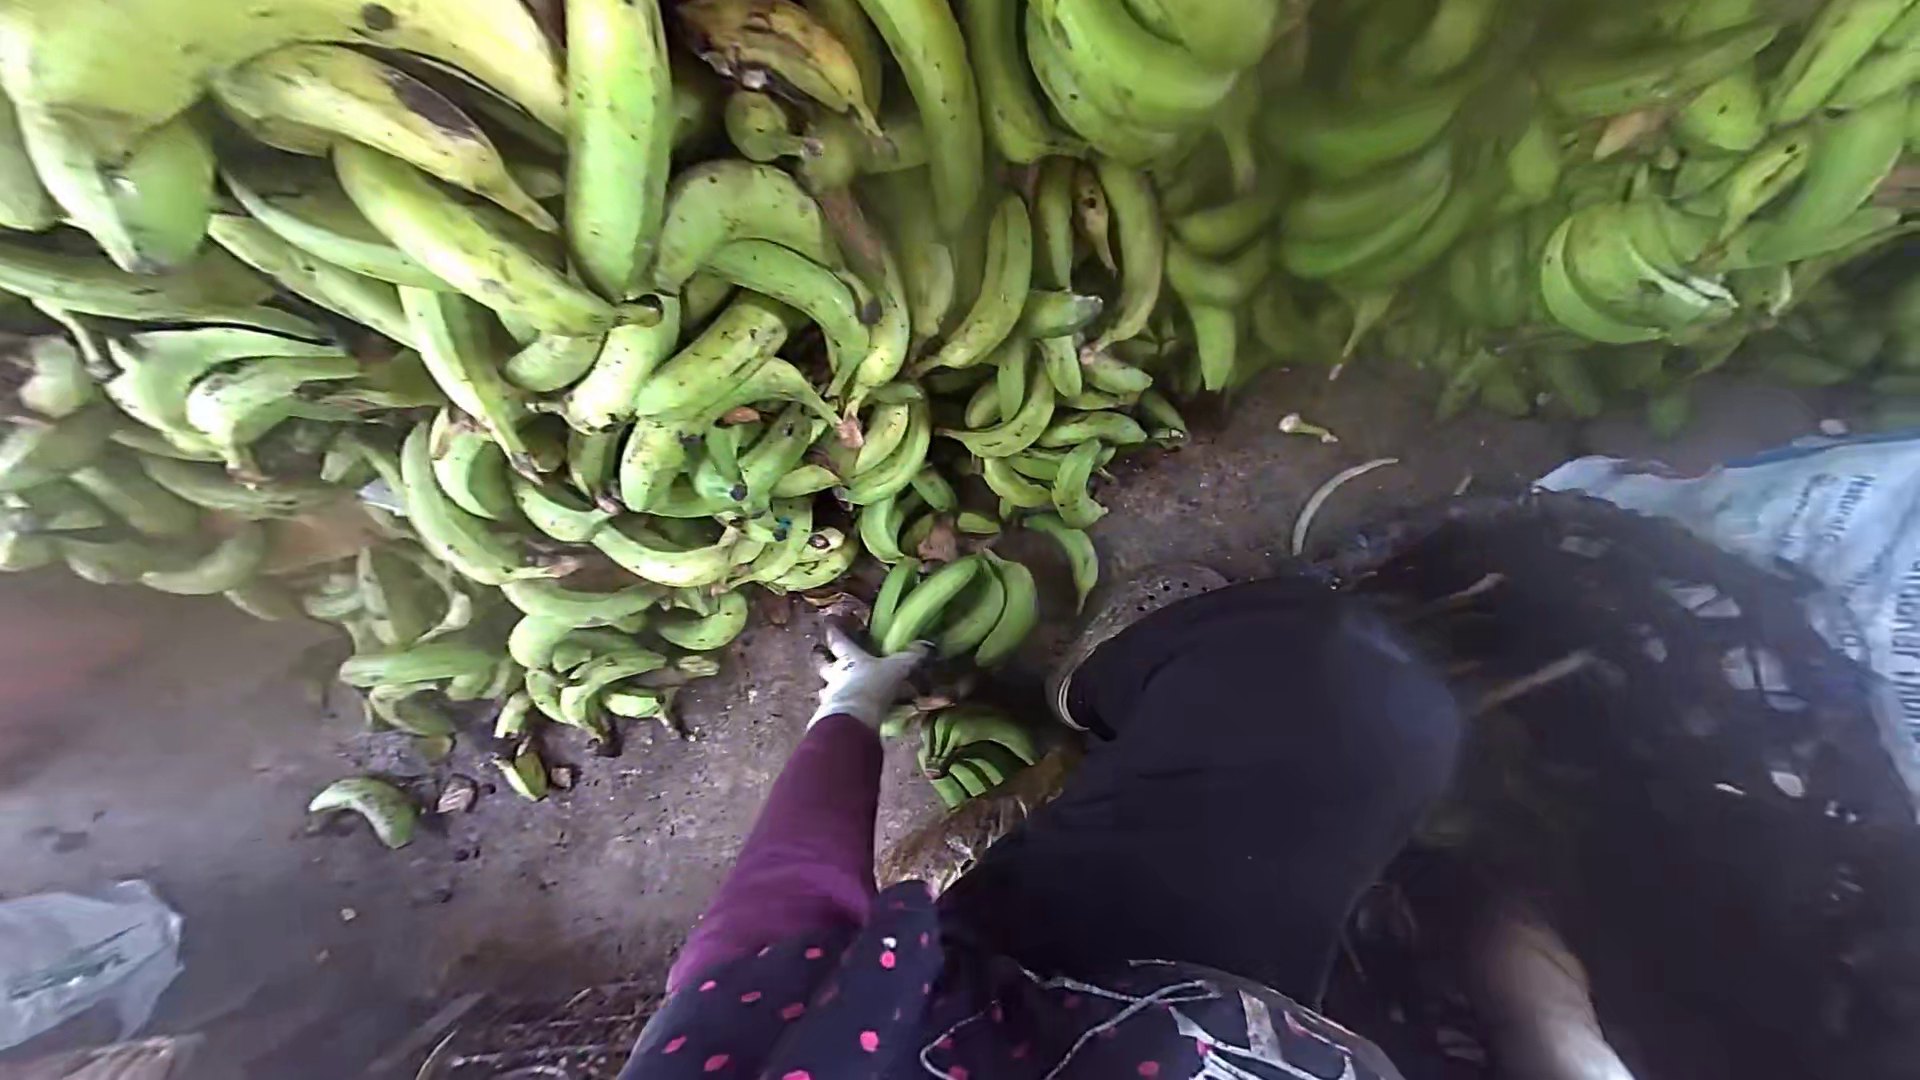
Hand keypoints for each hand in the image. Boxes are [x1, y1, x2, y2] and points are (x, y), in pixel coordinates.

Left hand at [810, 623, 928, 729]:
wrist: (854, 718)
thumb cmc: (873, 685)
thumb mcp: (896, 669)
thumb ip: (909, 658)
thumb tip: (926, 647)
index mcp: (850, 658)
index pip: (839, 640)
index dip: (834, 630)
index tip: (829, 620)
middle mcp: (836, 675)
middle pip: (822, 663)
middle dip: (820, 657)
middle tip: (817, 652)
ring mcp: (830, 696)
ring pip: (823, 688)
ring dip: (826, 687)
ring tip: (829, 688)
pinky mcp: (829, 717)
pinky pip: (829, 710)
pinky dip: (834, 710)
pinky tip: (840, 714)